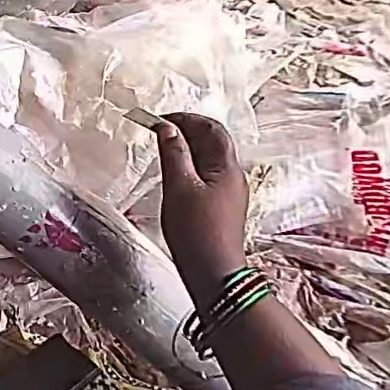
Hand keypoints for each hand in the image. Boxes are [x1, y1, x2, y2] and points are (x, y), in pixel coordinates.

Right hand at [154, 113, 248, 280]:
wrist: (212, 270)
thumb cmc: (195, 228)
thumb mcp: (179, 186)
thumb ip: (174, 154)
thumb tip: (167, 127)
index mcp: (227, 168)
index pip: (211, 130)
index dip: (186, 119)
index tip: (158, 119)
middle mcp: (232, 176)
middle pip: (212, 141)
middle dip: (186, 129)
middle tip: (156, 128)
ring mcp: (228, 191)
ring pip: (208, 157)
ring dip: (186, 146)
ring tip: (161, 145)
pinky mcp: (219, 203)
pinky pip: (205, 172)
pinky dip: (188, 163)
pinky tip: (172, 169)